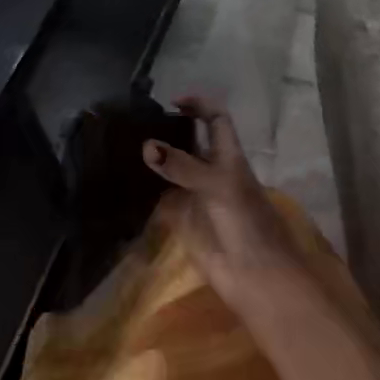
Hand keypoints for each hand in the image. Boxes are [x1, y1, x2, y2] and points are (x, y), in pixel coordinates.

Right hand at [143, 96, 299, 298]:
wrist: (257, 278)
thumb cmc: (247, 223)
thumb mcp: (217, 185)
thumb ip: (182, 165)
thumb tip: (146, 146)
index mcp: (229, 156)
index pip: (216, 119)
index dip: (199, 105)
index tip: (171, 101)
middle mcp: (212, 170)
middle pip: (190, 142)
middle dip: (168, 130)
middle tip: (135, 121)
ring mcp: (197, 195)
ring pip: (173, 168)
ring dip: (154, 159)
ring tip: (122, 145)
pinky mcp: (183, 219)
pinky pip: (161, 197)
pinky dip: (145, 189)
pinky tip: (124, 181)